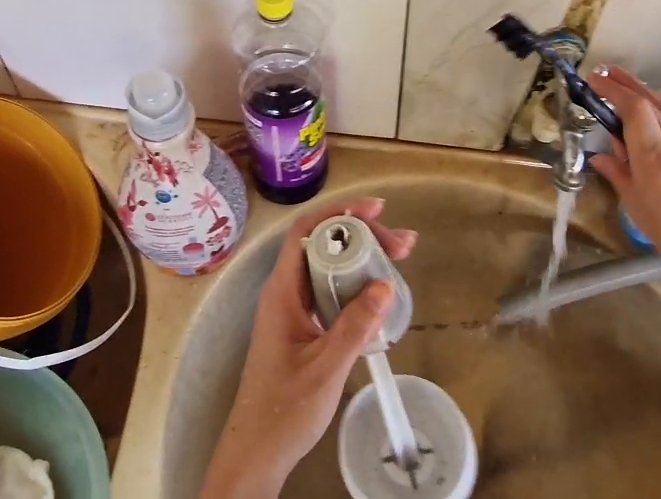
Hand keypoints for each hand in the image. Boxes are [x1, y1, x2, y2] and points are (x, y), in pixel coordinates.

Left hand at [199, 197, 417, 498]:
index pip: (306, 232)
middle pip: (322, 246)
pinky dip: (355, 286)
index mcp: (281, 291)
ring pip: (327, 269)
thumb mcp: (326, 367)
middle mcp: (285, 292)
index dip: (339, 213)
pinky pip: (329, 292)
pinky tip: (379, 294)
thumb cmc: (284, 408)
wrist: (258, 450)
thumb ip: (355, 326)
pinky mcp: (302, 327)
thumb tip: (385, 284)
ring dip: (361, 260)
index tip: (376, 210)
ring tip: (398, 258)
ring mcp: (292, 310)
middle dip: (361, 236)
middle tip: (402, 243)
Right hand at [586, 68, 660, 322]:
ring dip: (646, 94)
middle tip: (605, 73)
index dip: (612, 89)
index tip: (593, 80)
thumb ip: (622, 180)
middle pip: (652, 101)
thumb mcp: (645, 218)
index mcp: (656, 160)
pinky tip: (658, 124)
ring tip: (628, 87)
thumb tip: (602, 157)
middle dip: (627, 83)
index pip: (634, 109)